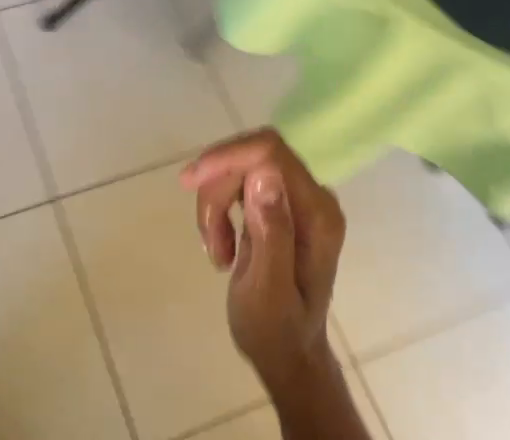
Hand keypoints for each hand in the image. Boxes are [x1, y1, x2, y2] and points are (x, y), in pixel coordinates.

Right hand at [181, 128, 345, 380]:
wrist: (285, 357)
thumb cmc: (275, 330)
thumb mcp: (268, 288)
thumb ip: (271, 230)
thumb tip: (263, 174)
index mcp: (318, 213)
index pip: (271, 152)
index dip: (228, 156)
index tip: (191, 180)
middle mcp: (312, 198)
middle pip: (251, 158)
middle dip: (217, 190)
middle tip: (207, 239)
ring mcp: (295, 201)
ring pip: (239, 169)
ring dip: (215, 204)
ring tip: (214, 251)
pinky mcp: (278, 207)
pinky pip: (238, 185)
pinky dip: (218, 209)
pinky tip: (220, 244)